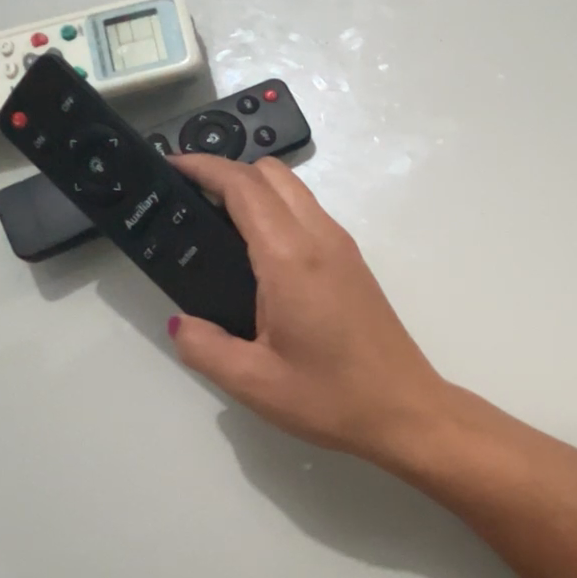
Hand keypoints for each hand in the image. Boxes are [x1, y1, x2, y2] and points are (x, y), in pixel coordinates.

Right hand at [165, 153, 450, 461]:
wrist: (405, 410)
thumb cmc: (332, 398)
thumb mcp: (254, 382)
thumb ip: (204, 347)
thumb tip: (182, 323)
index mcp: (291, 259)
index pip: (243, 186)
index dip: (203, 167)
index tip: (171, 168)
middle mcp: (321, 239)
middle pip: (272, 173)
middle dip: (227, 172)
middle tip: (189, 199)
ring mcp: (344, 249)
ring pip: (295, 190)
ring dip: (256, 190)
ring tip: (217, 223)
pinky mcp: (355, 264)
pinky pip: (310, 215)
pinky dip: (279, 210)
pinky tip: (257, 254)